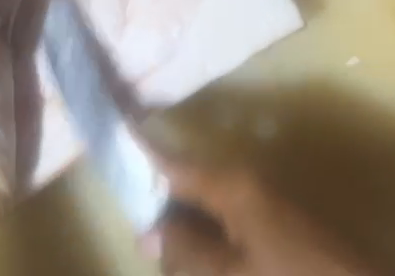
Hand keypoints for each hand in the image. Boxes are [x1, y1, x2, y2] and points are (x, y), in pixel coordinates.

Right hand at [154, 160, 379, 275]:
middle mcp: (247, 184)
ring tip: (170, 256)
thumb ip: (187, 251)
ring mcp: (266, 205)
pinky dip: (212, 243)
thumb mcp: (230, 274)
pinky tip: (203, 261)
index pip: (174, 165)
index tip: (115, 134)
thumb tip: (147, 230)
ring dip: (188, 234)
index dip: (142, 157)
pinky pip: (231, 227)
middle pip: (189, 188)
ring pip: (210, 211)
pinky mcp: (279, 229)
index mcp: (232, 186)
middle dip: (162, 211)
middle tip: (139, 234)